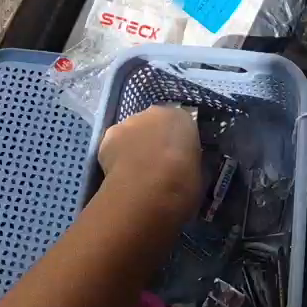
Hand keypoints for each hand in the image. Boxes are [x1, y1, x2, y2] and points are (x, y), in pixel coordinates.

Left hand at [97, 105, 201, 222]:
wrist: (146, 194)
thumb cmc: (181, 185)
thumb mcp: (198, 174)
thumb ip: (190, 161)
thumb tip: (186, 164)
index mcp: (181, 118)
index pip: (182, 125)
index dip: (179, 143)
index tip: (178, 160)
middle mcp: (154, 112)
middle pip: (155, 124)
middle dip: (155, 140)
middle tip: (158, 166)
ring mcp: (129, 121)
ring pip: (133, 132)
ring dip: (135, 146)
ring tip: (136, 173)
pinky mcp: (108, 136)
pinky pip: (115, 144)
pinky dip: (116, 155)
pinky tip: (120, 174)